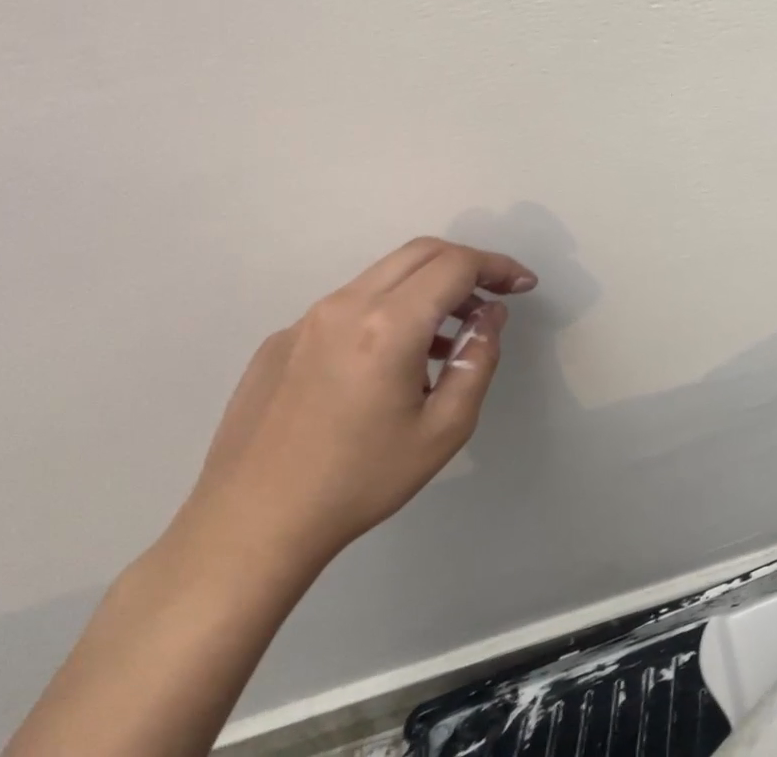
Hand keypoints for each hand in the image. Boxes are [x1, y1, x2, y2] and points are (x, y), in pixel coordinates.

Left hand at [180, 237, 538, 568]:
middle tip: (497, 296)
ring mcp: (304, 323)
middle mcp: (344, 307)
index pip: (455, 265)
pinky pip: (348, 308)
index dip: (498, 267)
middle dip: (467, 264)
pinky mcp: (280, 344)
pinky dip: (388, 312)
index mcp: (388, 325)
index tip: (524, 286)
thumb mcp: (446, 427)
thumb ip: (477, 360)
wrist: (252, 523)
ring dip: (427, 288)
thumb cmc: (362, 480)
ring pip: (381, 277)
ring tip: (450, 338)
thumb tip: (488, 316)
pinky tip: (394, 365)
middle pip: (418, 253)